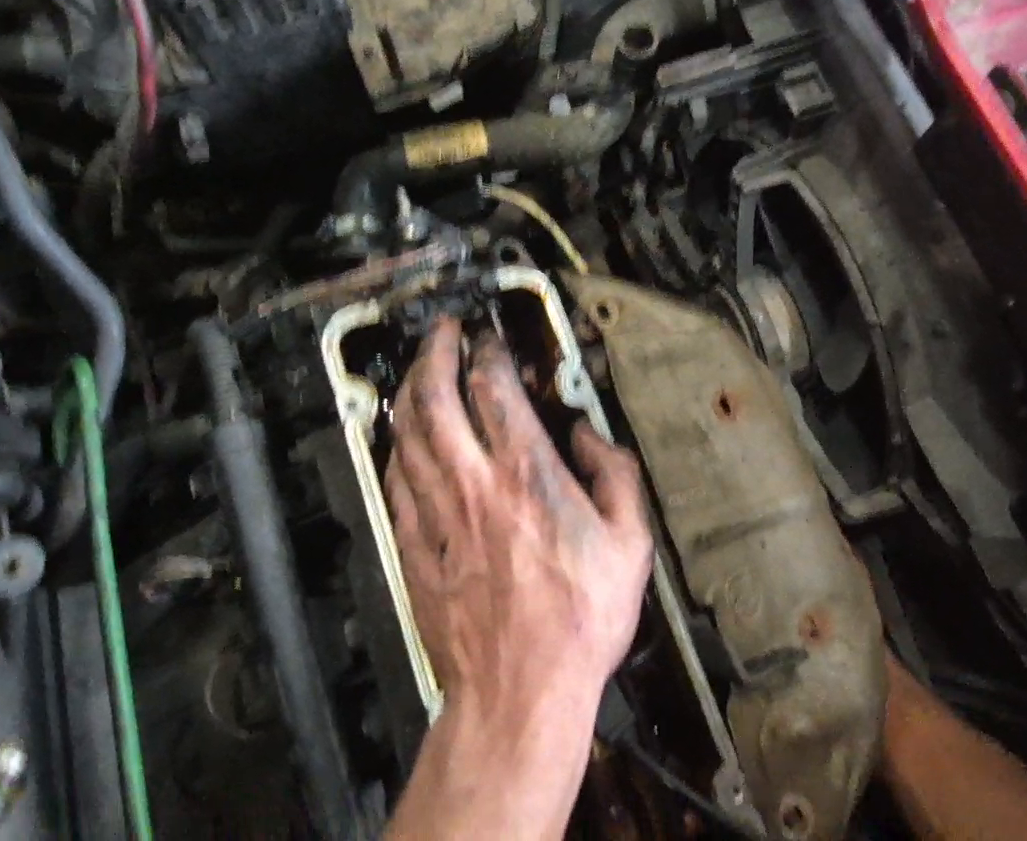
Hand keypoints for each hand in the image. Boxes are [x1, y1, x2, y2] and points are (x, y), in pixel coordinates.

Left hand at [386, 316, 653, 724]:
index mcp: (528, 475)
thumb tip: (590, 437)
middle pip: (436, 399)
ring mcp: (438, 516)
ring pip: (408, 436)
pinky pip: (396, 485)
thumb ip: (615, 475)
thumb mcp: (630, 544)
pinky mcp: (417, 549)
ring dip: (410, 395)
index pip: (495, 389)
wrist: (520, 692)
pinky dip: (397, 452)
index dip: (488, 353)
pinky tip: (402, 444)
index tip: (489, 341)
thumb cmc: (580, 620)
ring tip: (417, 374)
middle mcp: (474, 484)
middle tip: (441, 333)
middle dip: (434, 353)